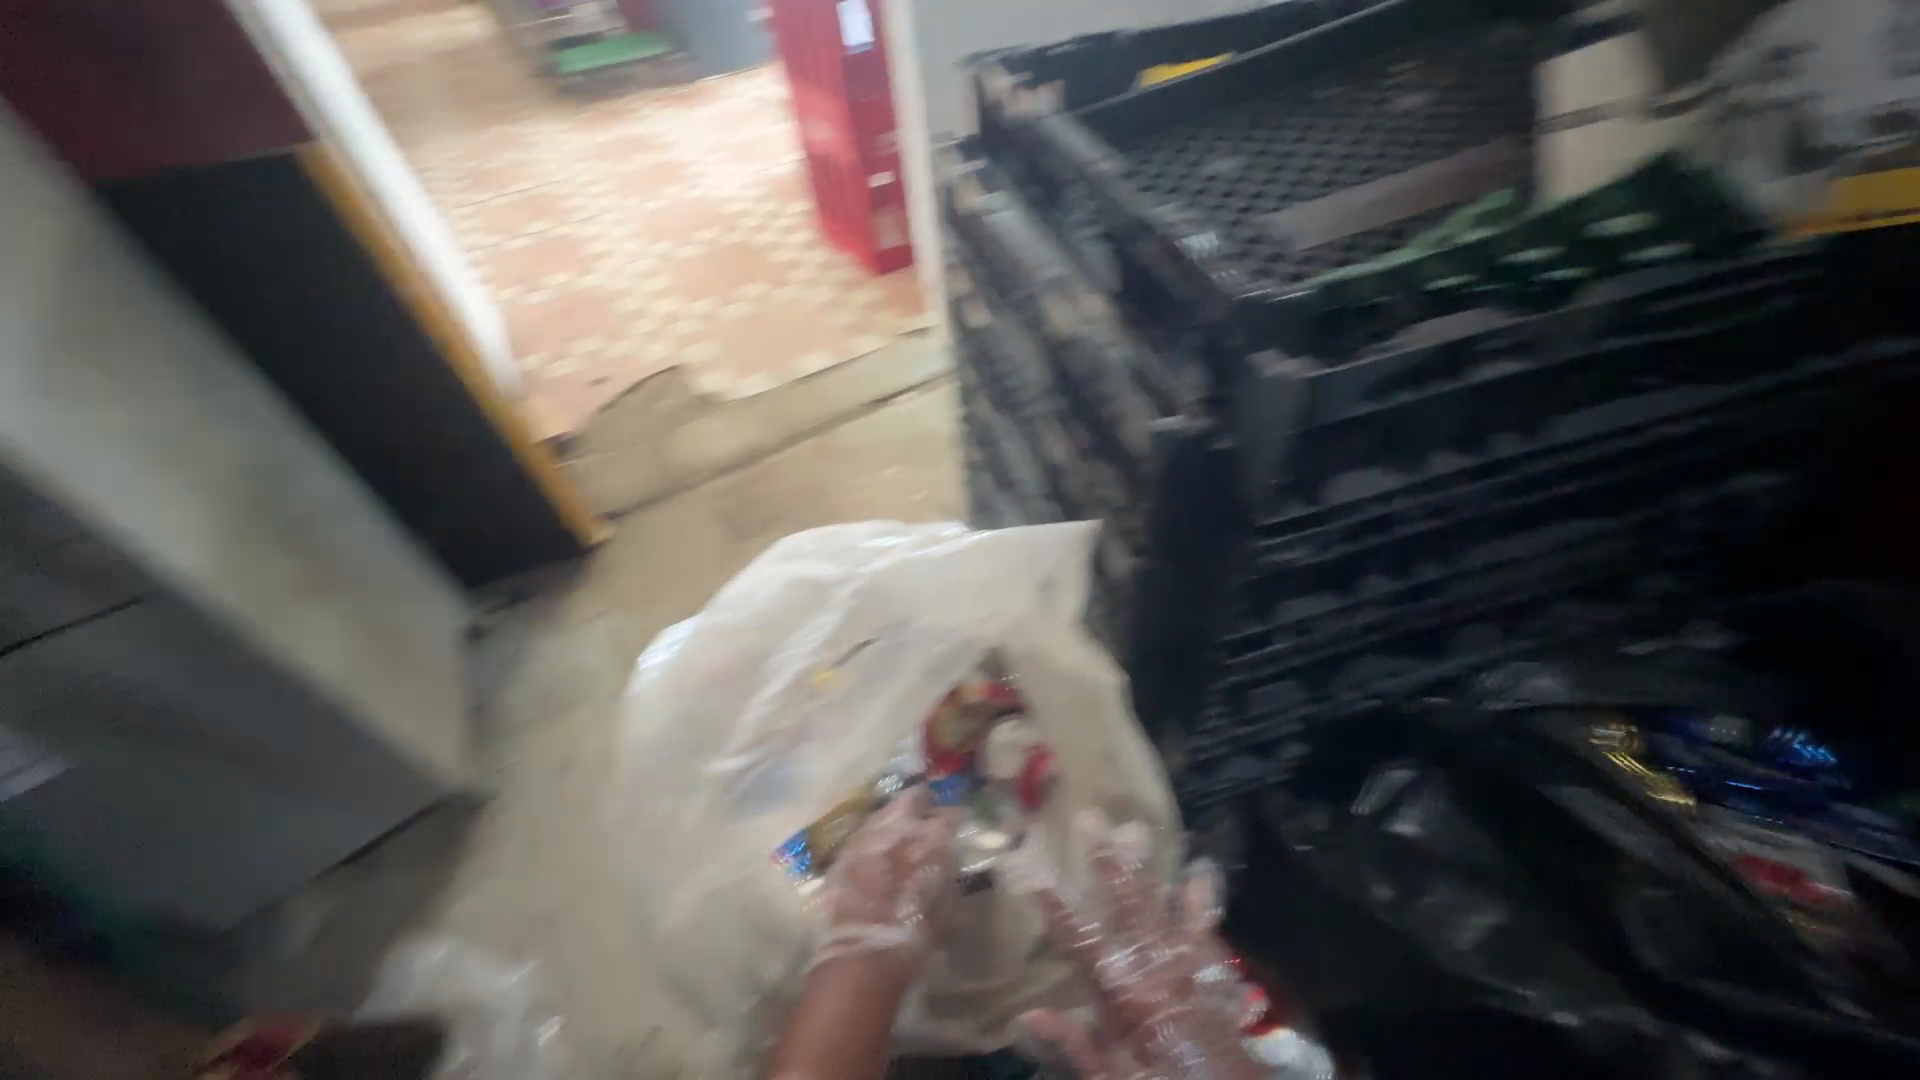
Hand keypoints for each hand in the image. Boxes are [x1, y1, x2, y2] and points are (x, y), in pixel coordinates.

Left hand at [814, 786, 959, 977]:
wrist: (863, 956)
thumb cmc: (915, 936)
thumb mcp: (949, 910)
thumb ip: (950, 876)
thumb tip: (949, 863)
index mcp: (932, 840)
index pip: (950, 814)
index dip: (955, 820)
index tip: (956, 828)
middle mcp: (899, 827)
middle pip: (914, 797)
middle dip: (922, 805)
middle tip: (925, 819)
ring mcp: (868, 835)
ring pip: (885, 811)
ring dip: (894, 820)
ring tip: (898, 836)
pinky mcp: (845, 850)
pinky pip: (863, 833)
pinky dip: (873, 839)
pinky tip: (875, 855)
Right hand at [1005, 812, 1263, 1079]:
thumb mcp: (1110, 1077)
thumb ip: (1073, 1043)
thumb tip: (1026, 1015)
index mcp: (1120, 993)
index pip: (1076, 937)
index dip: (1052, 898)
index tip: (1030, 861)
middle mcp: (1151, 967)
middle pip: (1123, 905)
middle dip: (1105, 861)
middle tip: (1091, 818)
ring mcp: (1184, 963)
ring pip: (1161, 905)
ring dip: (1147, 868)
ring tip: (1135, 828)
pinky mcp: (1211, 969)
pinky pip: (1204, 928)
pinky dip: (1200, 901)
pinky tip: (1198, 871)